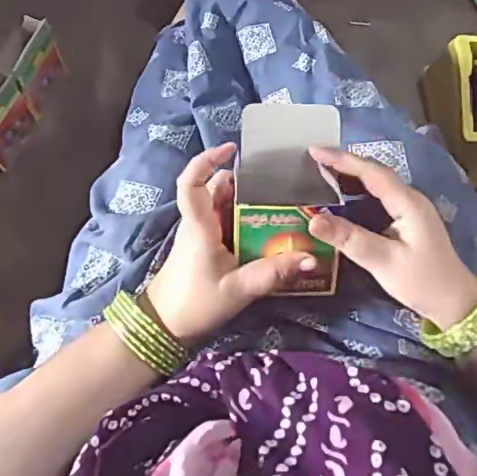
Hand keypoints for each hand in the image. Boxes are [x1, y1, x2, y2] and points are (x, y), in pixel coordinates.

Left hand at [142, 143, 315, 343]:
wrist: (165, 326)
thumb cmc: (194, 303)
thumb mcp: (238, 290)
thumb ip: (273, 273)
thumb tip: (311, 258)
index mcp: (199, 226)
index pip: (191, 183)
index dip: (206, 161)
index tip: (230, 149)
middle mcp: (198, 223)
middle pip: (215, 188)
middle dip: (242, 180)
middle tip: (275, 181)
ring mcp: (200, 234)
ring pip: (221, 204)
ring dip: (245, 199)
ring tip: (279, 200)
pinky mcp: (205, 246)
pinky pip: (225, 221)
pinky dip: (243, 217)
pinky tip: (267, 225)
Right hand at [306, 146, 476, 328]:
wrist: (455, 303)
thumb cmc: (423, 282)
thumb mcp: (383, 262)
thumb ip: (350, 239)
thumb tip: (313, 219)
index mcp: (408, 204)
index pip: (372, 172)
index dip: (342, 159)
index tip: (314, 150)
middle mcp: (411, 199)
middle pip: (375, 172)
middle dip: (344, 162)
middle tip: (314, 157)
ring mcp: (411, 209)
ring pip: (377, 182)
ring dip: (351, 174)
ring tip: (322, 170)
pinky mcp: (407, 220)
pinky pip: (379, 196)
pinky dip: (358, 190)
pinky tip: (343, 195)